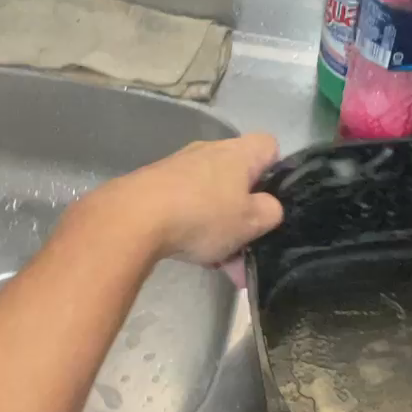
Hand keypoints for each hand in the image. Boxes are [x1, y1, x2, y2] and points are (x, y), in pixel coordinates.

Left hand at [100, 133, 284, 265]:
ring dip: (222, 229)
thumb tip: (268, 207)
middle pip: (239, 178)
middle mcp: (210, 151)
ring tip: (223, 265)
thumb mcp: (252, 222)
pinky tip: (196, 257)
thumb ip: (271, 212)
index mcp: (239, 153)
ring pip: (214, 198)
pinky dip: (196, 229)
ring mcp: (180, 167)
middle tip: (247, 247)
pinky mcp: (156, 185)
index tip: (271, 200)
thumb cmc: (204, 215)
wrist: (134, 218)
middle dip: (246, 213)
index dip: (277, 171)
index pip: (270, 146)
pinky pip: (188, 207)